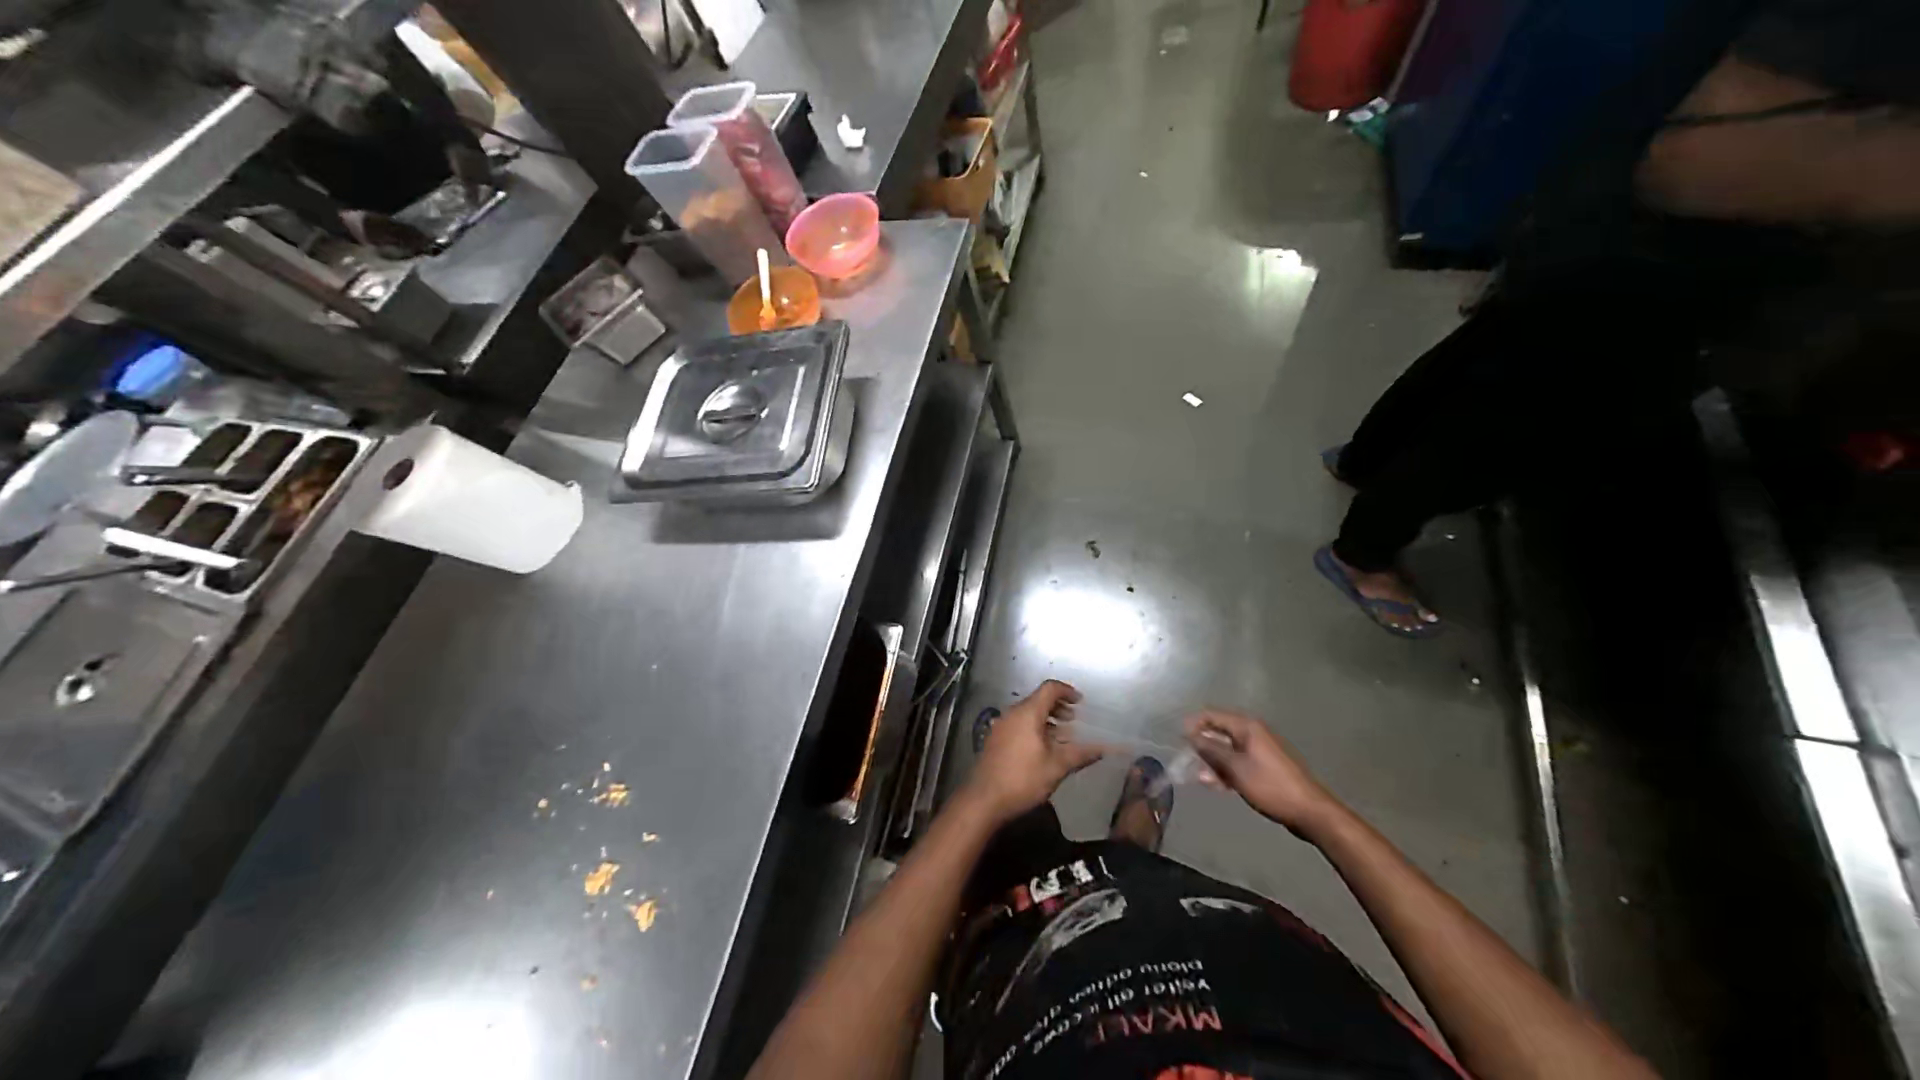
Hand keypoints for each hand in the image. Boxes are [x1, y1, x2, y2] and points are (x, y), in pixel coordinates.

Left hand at [959, 680, 1104, 825]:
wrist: (984, 800)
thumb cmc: (1023, 779)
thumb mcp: (1057, 767)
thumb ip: (1081, 754)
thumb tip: (1103, 748)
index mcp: (1027, 713)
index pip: (1049, 689)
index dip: (1067, 691)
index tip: (1081, 702)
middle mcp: (1012, 714)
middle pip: (1038, 700)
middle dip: (1058, 707)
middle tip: (1074, 720)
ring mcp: (1001, 727)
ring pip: (1027, 714)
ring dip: (1046, 720)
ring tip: (1062, 736)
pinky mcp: (995, 740)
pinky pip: (1018, 725)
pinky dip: (1034, 729)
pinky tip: (1043, 749)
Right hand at [1185, 709, 1343, 836]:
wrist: (1309, 811)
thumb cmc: (1270, 786)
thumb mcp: (1235, 768)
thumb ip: (1210, 750)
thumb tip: (1191, 735)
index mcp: (1247, 727)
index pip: (1211, 715)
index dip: (1193, 725)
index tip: (1178, 742)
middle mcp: (1254, 733)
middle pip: (1219, 732)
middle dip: (1202, 745)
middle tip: (1187, 763)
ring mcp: (1261, 749)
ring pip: (1228, 749)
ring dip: (1213, 761)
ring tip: (1202, 778)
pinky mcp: (1266, 766)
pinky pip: (1239, 761)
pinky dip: (1227, 770)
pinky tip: (1219, 785)